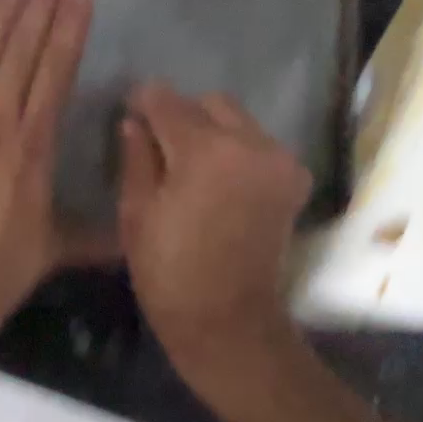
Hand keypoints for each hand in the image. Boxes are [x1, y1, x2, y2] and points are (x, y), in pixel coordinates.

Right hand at [119, 85, 311, 363]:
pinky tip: (216, 181)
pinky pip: (259, 146)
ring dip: (211, 131)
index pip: (168, 103)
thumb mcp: (136, 215)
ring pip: (239, 122)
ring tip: (186, 163)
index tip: (129, 108)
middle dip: (182, 114)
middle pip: (212, 104)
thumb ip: (136, 160)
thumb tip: (133, 123)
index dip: (144, 101)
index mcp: (205, 151)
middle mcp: (251, 143)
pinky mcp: (293, 180)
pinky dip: (236, 152)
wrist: (226, 319)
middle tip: (157, 141)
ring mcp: (279, 160)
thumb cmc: (167, 272)